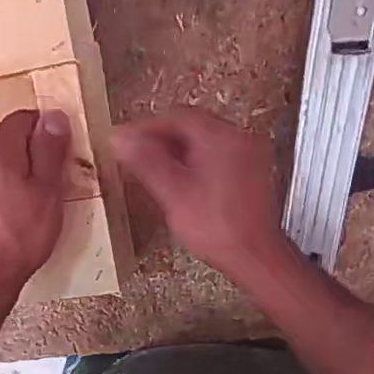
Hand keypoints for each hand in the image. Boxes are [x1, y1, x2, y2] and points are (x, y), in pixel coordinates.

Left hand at [0, 108, 69, 295]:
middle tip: (49, 186)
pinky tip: (10, 216)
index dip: (46, 132)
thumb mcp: (48, 191)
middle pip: (7, 141)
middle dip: (29, 155)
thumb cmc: (21, 235)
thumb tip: (54, 115)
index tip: (60, 154)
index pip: (23, 119)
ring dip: (14, 174)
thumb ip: (50, 149)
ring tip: (29, 205)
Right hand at [111, 109, 288, 279]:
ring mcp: (248, 155)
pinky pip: (216, 157)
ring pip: (203, 143)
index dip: (145, 128)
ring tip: (153, 170)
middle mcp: (240, 139)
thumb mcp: (173, 194)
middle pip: (191, 127)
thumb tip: (121, 139)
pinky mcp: (250, 173)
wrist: (252, 256)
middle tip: (136, 155)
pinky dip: (194, 164)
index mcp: (221, 137)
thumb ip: (145, 162)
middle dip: (160, 140)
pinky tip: (179, 183)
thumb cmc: (218, 229)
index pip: (176, 117)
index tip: (126, 141)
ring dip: (176, 152)